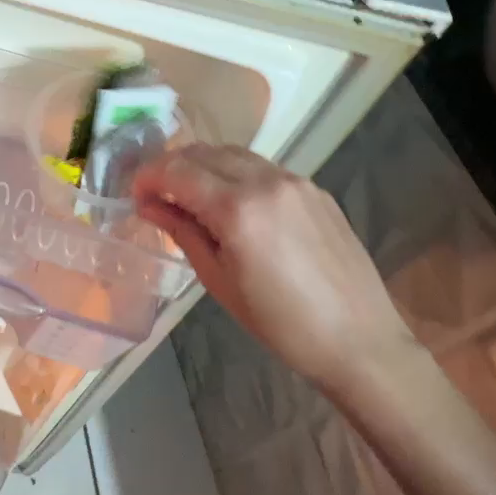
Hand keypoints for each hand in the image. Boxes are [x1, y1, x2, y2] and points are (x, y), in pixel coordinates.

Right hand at [132, 143, 420, 391]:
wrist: (360, 341)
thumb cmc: (282, 324)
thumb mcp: (219, 281)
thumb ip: (183, 232)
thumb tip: (150, 205)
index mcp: (238, 208)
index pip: (177, 170)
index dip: (148, 177)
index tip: (135, 194)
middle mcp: (265, 181)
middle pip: (203, 152)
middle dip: (173, 167)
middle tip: (157, 194)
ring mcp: (295, 181)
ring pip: (233, 154)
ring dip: (204, 166)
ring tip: (191, 195)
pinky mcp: (315, 189)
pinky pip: (263, 168)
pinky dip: (236, 174)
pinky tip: (234, 204)